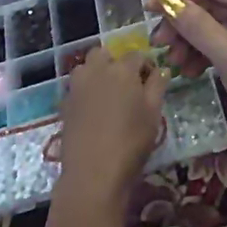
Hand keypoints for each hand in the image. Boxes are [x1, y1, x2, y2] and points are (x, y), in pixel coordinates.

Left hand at [55, 49, 166, 206]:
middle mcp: (96, 70)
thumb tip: (161, 70)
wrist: (93, 172)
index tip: (151, 82)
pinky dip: (86, 91)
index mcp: (121, 70)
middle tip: (127, 85)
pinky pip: (77, 87)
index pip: (136, 55)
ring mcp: (76, 86)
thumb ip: (157, 87)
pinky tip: (95, 111)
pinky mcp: (65, 103)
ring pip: (86, 67)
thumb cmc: (131, 142)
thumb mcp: (153, 114)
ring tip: (109, 96)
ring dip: (97, 73)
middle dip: (115, 63)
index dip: (146, 66)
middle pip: (104, 54)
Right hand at [150, 0, 226, 167]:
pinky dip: (202, 54)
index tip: (150, 9)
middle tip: (158, 42)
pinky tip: (188, 71)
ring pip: (213, 25)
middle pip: (212, 3)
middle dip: (183, 20)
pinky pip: (221, 44)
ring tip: (173, 62)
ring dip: (189, 40)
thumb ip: (196, 24)